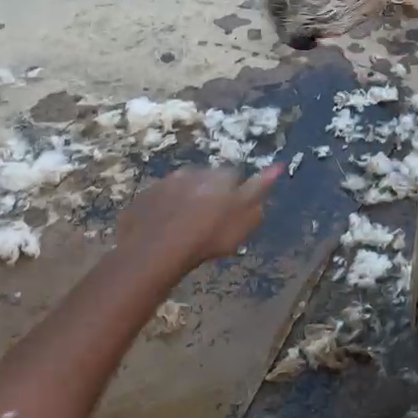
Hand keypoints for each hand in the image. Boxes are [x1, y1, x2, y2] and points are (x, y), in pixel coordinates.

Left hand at [114, 167, 279, 275]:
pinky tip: (161, 230)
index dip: (235, 193)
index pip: (235, 176)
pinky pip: (156, 202)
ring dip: (184, 200)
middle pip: (206, 179)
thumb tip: (278, 166)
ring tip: (183, 226)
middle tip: (208, 220)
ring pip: (180, 188)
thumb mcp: (245, 217)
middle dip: (208, 193)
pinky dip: (161, 210)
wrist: (154, 251)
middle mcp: (192, 172)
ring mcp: (163, 184)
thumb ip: (260, 190)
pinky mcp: (140, 200)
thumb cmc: (209, 235)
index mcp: (220, 176)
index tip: (233, 212)